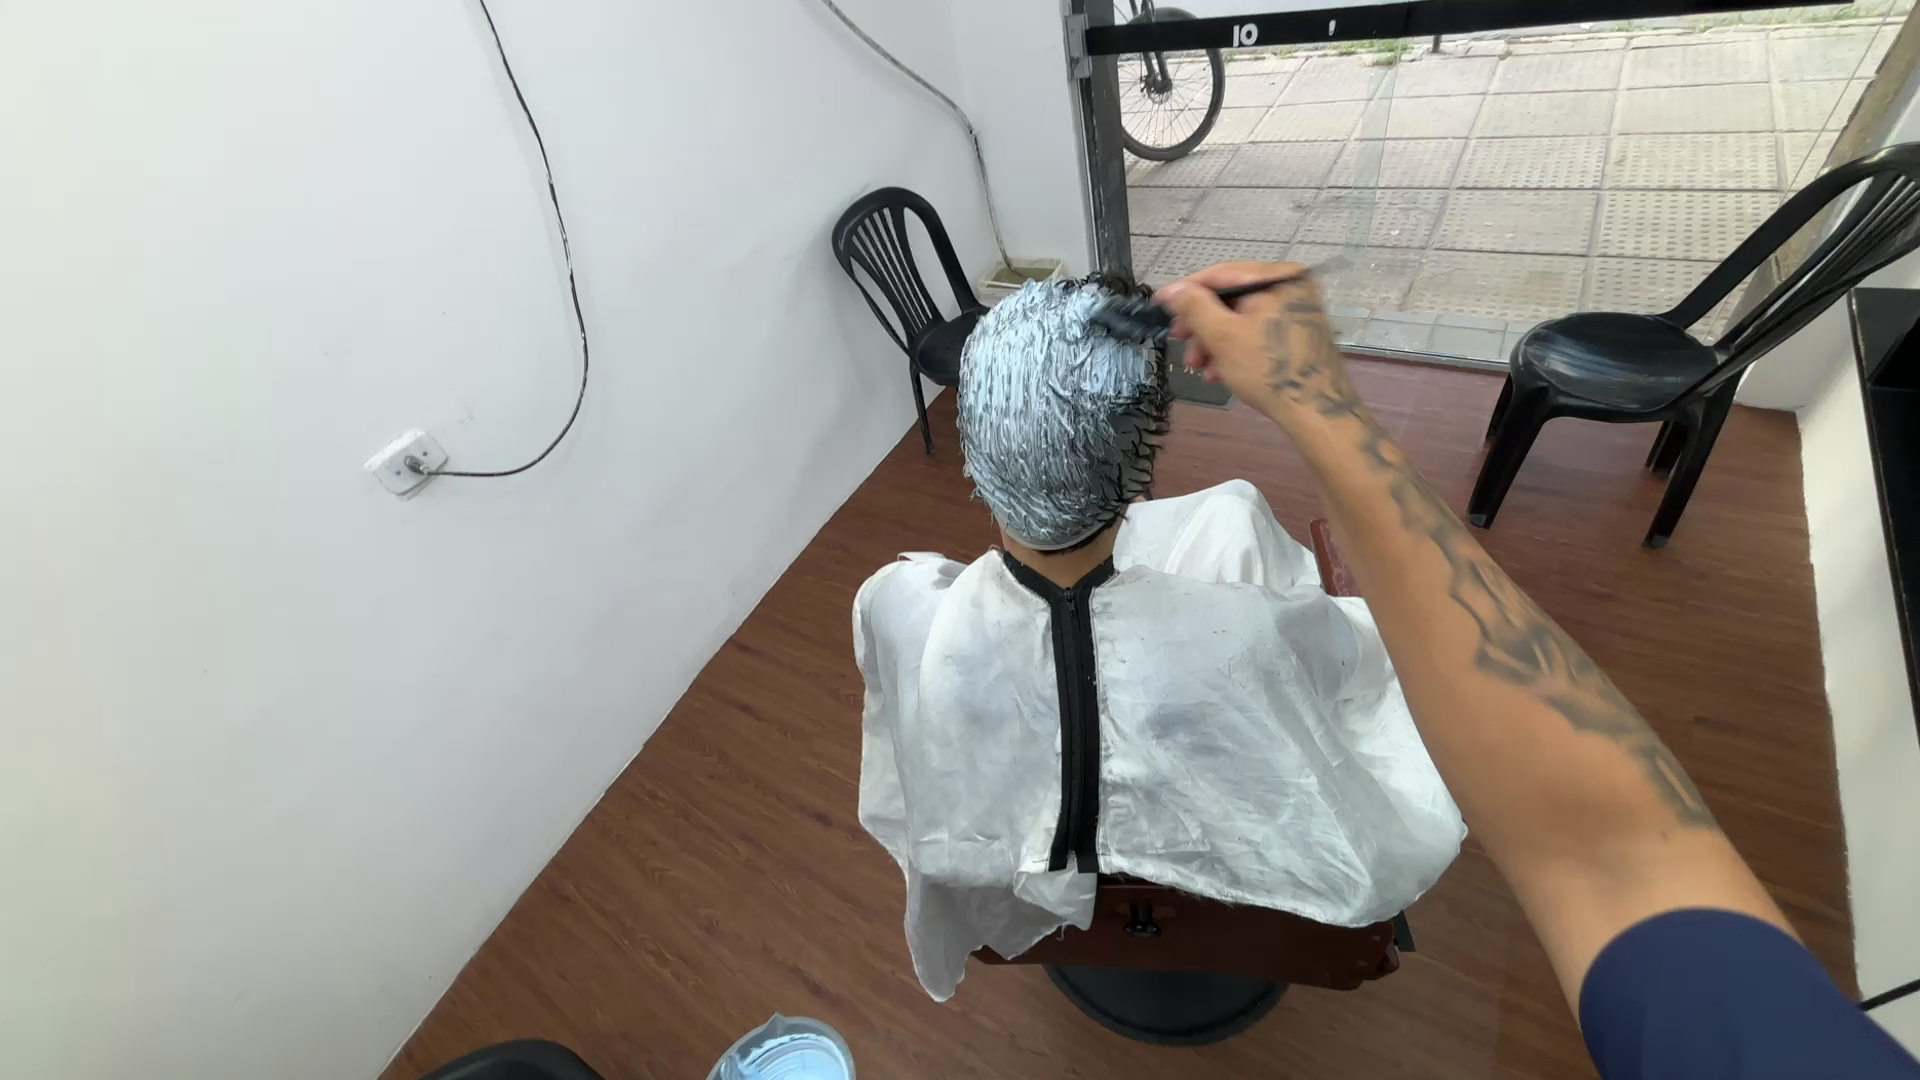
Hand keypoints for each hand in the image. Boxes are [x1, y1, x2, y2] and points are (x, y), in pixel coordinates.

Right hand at [1155, 262, 1363, 428]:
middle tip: (1181, 346)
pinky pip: (1254, 332)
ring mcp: (1295, 310)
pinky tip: (1219, 373)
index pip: (1220, 274)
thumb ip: (1194, 308)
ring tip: (1200, 368)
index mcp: (1278, 276)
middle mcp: (1290, 286)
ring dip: (1213, 342)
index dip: (1185, 291)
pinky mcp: (1295, 333)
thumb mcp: (1223, 336)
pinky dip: (1232, 349)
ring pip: (1239, 319)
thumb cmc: (1268, 369)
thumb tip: (1171, 289)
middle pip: (1229, 299)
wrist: (1315, 409)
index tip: (1159, 306)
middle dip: (1201, 325)